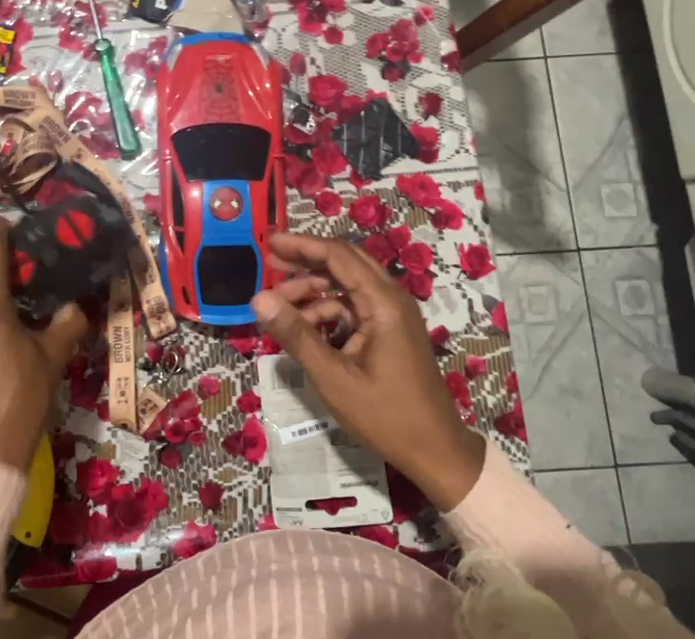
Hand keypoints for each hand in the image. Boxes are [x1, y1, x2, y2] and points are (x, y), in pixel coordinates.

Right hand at [252, 233, 485, 507]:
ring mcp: (393, 315)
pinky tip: (306, 329)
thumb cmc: (385, 415)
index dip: (301, 245)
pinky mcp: (391, 331)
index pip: (338, 256)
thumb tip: (259, 298)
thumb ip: (296, 334)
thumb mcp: (333, 376)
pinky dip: (328, 311)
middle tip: (269, 263)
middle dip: (306, 260)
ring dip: (314, 289)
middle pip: (344, 263)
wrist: (435, 451)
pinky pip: (354, 307)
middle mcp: (391, 299)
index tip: (268, 242)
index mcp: (383, 303)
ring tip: (281, 306)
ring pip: (348, 285)